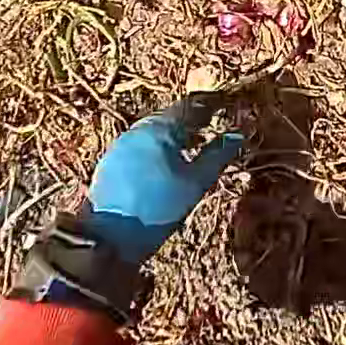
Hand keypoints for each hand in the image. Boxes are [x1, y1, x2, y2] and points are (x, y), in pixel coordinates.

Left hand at [82, 98, 244, 265]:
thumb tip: (238, 135)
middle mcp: (139, 130)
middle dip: (194, 116)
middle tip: (213, 122)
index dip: (211, 104)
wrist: (107, 240)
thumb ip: (218, 155)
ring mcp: (121, 145)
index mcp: (161, 130)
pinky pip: (142, 141)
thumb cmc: (159, 208)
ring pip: (155, 128)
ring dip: (176, 130)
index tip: (227, 106)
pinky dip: (160, 143)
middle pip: (172, 114)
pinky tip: (168, 158)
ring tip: (194, 142)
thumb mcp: (196, 182)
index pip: (191, 105)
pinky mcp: (111, 161)